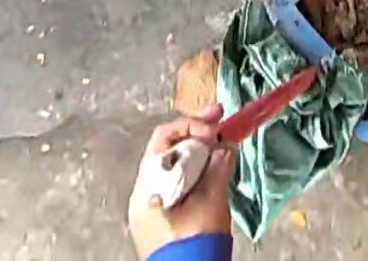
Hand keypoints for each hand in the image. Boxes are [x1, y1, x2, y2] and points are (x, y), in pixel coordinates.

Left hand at [128, 106, 234, 257]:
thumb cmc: (198, 247)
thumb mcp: (211, 204)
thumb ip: (217, 168)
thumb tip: (225, 144)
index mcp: (147, 187)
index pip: (165, 138)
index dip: (192, 125)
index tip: (216, 120)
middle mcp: (142, 193)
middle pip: (168, 150)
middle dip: (196, 134)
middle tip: (220, 120)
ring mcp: (150, 208)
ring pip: (174, 166)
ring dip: (197, 152)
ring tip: (221, 143)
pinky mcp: (161, 220)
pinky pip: (176, 184)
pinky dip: (194, 172)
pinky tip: (212, 168)